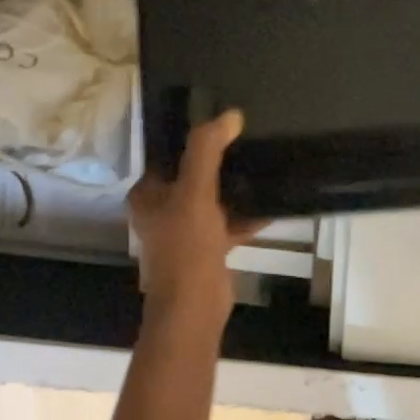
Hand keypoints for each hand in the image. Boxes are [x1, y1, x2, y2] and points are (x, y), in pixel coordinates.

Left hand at [129, 110, 265, 316]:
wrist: (195, 304)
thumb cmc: (186, 245)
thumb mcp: (195, 190)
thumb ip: (208, 150)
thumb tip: (230, 115)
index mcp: (147, 194)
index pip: (168, 155)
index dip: (192, 138)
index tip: (222, 121)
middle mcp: (162, 210)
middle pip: (192, 176)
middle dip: (218, 162)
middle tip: (247, 140)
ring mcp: (185, 232)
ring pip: (212, 200)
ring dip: (234, 188)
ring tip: (262, 165)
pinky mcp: (208, 250)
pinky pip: (229, 223)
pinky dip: (246, 216)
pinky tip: (271, 205)